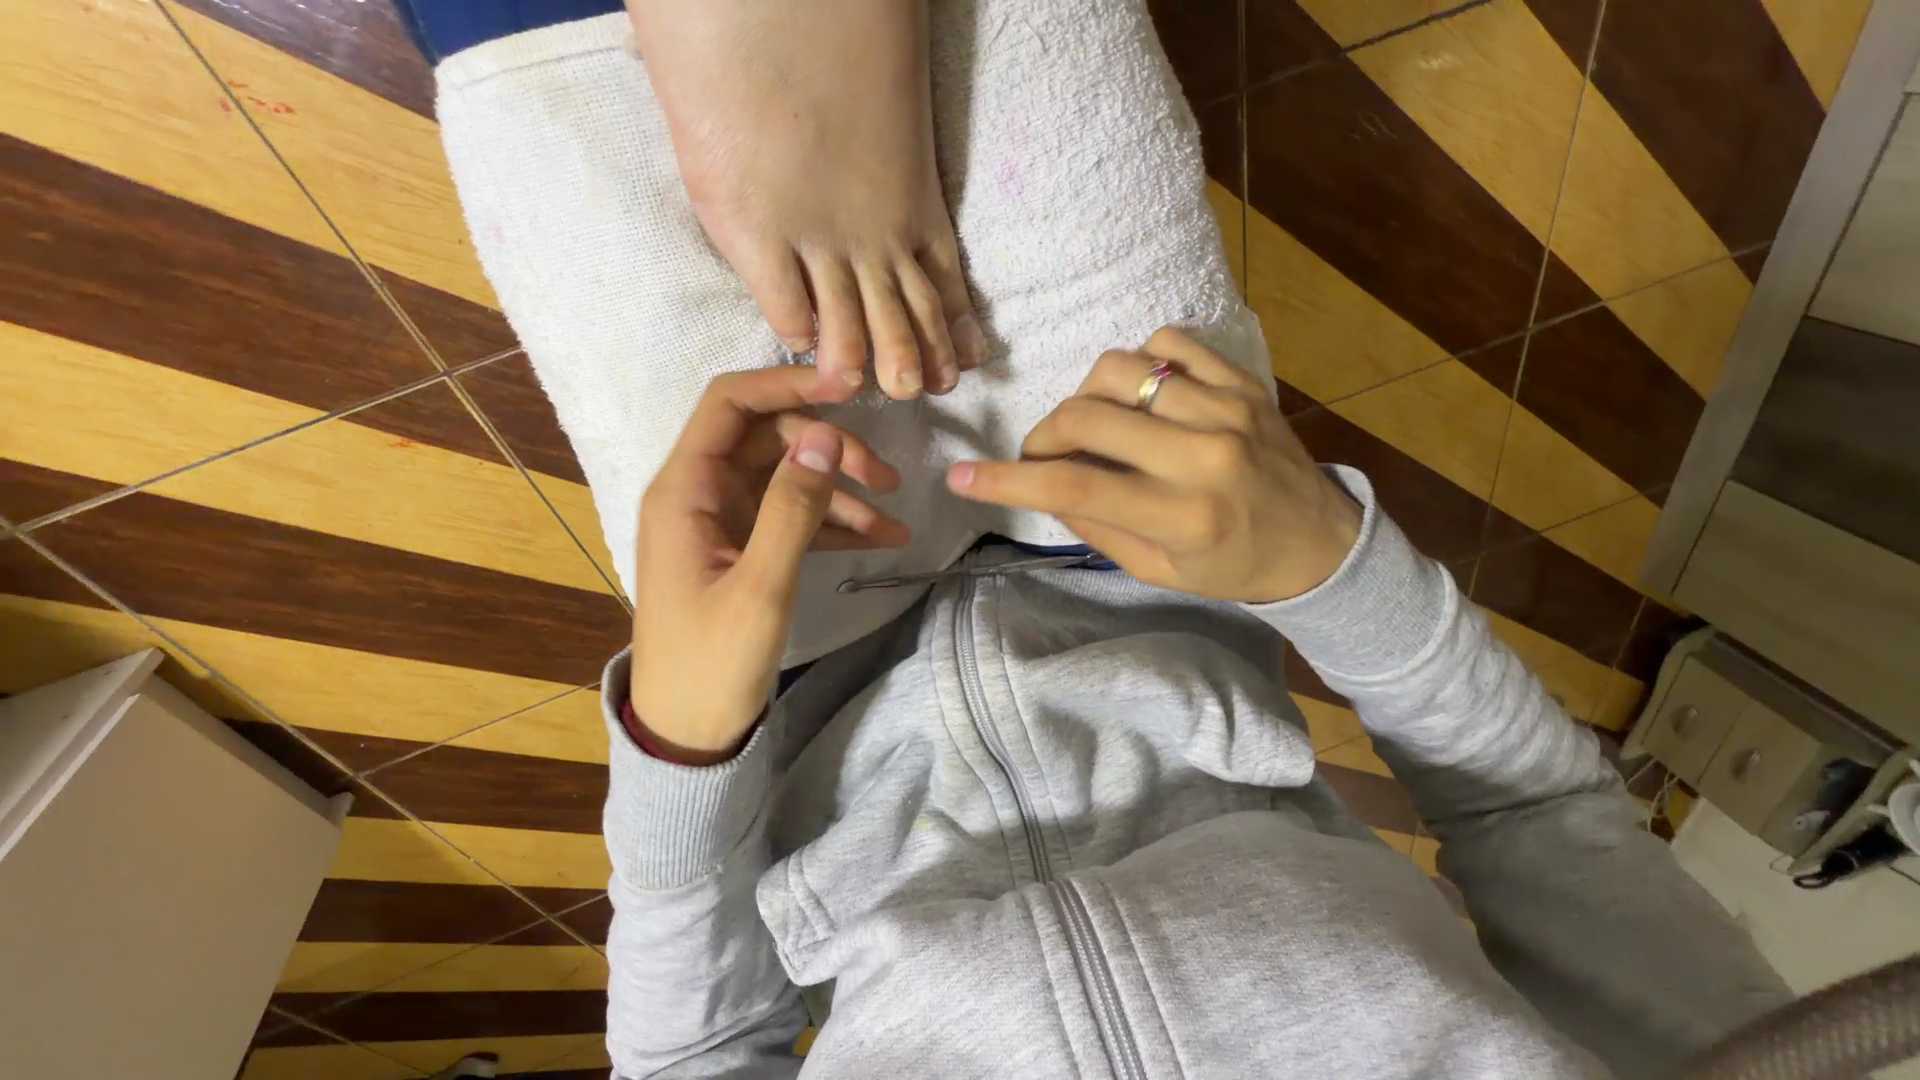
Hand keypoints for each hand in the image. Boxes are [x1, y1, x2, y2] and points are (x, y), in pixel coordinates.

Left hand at [631, 367, 910, 763]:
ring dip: (841, 491)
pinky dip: (833, 524)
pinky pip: (792, 517)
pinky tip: (880, 541)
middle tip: (887, 478)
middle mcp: (700, 493)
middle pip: (771, 439)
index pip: (730, 404)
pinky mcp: (743, 549)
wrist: (688, 733)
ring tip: (893, 524)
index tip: (851, 384)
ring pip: (789, 478)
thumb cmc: (712, 662)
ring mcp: (723, 522)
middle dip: (831, 449)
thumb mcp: (760, 586)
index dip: (788, 385)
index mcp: (684, 490)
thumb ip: (791, 508)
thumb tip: (823, 437)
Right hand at [945, 328, 1361, 603]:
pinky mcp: (1243, 380)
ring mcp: (1228, 407)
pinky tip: (1140, 396)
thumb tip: (1044, 485)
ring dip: (1086, 396)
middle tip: (1044, 455)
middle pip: (1088, 415)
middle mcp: (1205, 453)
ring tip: (1094, 425)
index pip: (1076, 487)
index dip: (1008, 480)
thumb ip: (1098, 526)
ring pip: (1121, 368)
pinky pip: (1169, 341)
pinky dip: (1139, 363)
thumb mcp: (1159, 571)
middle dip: (1044, 434)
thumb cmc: (1234, 568)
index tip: (963, 476)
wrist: (1321, 543)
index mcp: (1185, 515)